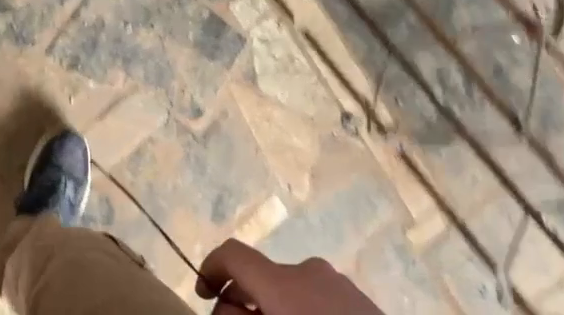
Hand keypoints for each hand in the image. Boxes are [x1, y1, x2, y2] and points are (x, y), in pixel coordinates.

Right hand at [195, 240, 385, 314]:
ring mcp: (339, 283)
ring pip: (290, 289)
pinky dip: (302, 312)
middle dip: (245, 300)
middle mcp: (308, 271)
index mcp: (282, 282)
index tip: (203, 294)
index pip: (233, 254)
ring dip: (274, 308)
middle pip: (262, 275)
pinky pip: (317, 299)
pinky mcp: (361, 301)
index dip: (211, 268)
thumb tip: (226, 307)